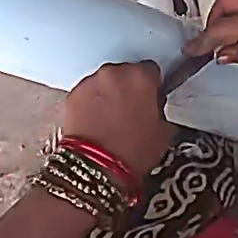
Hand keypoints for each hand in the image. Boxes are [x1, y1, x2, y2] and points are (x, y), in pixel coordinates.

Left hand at [62, 61, 173, 178]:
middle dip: (128, 88)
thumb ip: (159, 109)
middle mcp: (115, 73)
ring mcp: (91, 82)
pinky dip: (91, 102)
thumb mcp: (162, 131)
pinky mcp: (74, 94)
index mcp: (141, 77)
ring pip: (104, 81)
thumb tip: (153, 107)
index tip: (150, 96)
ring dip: (108, 94)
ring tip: (111, 119)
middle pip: (125, 73)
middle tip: (130, 111)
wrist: (97, 166)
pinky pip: (87, 93)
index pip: (151, 70)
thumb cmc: (131, 151)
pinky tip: (96, 122)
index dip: (151, 85)